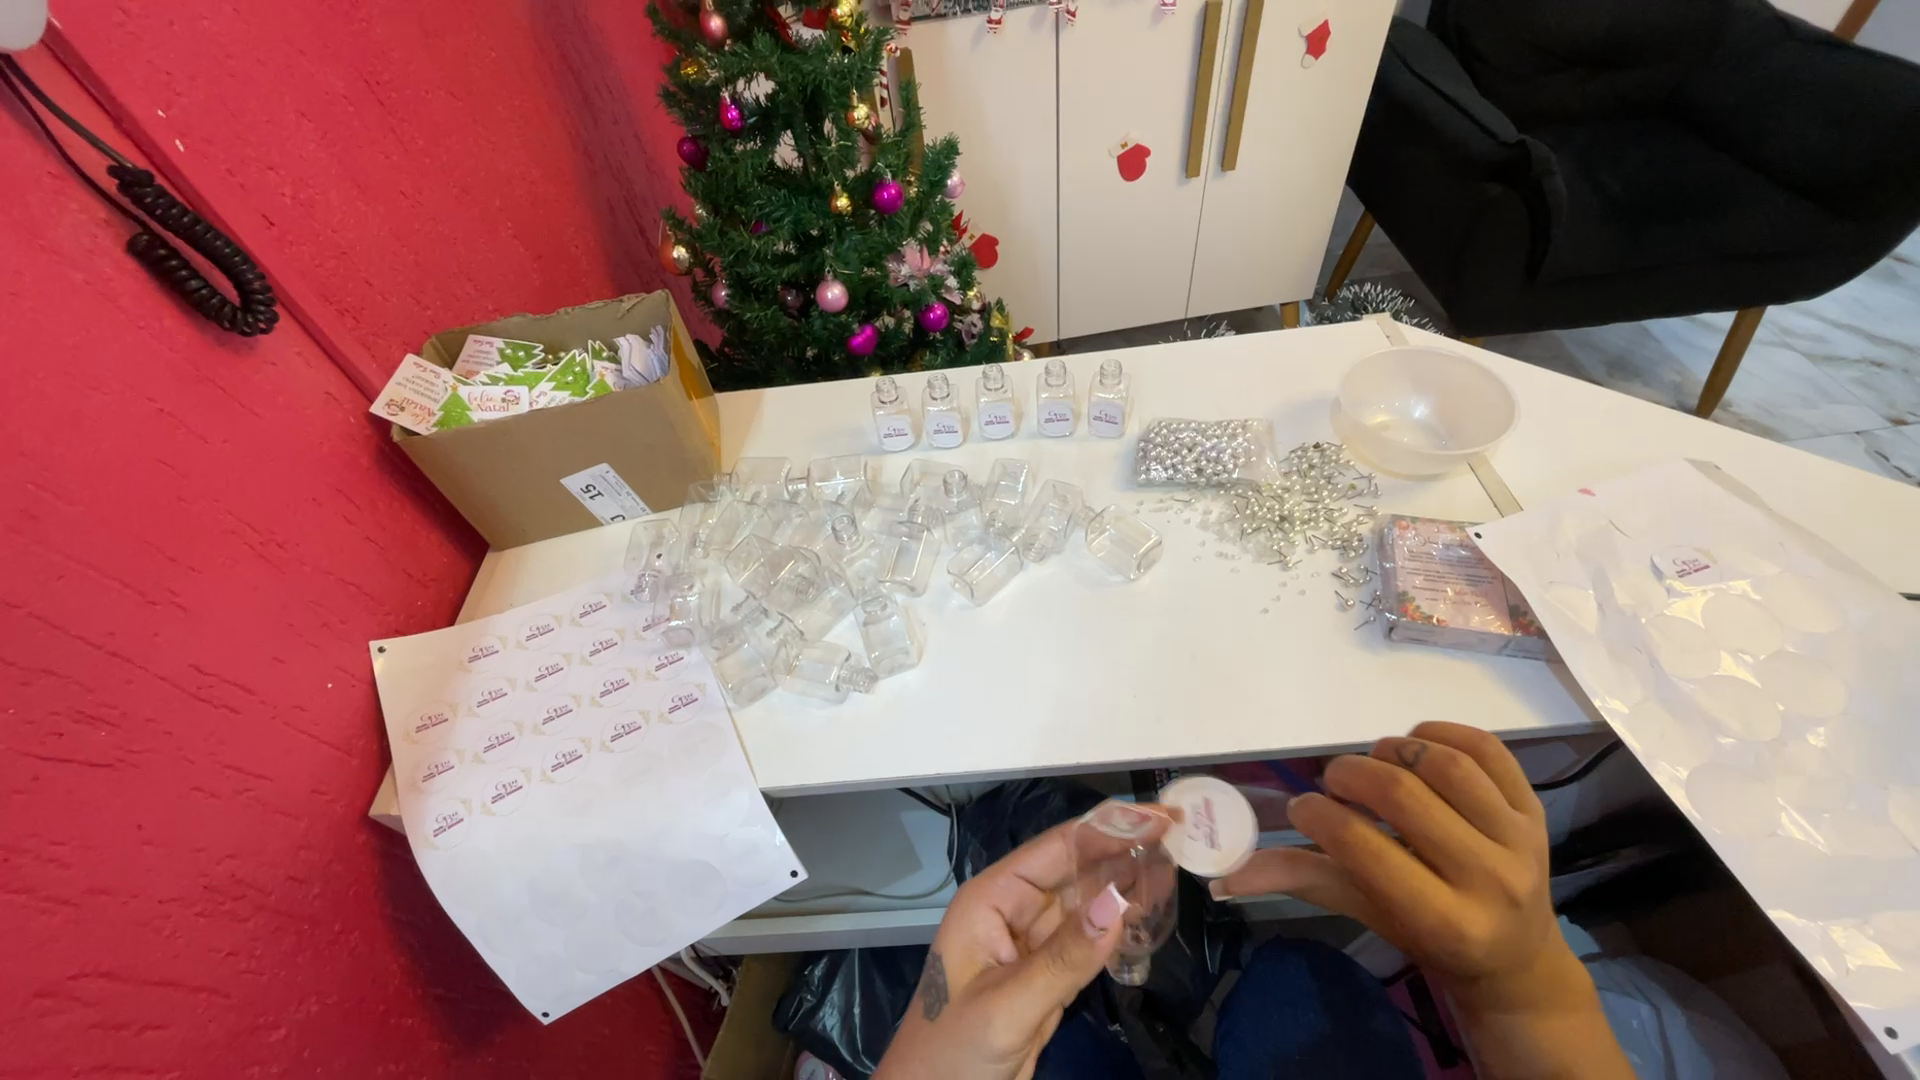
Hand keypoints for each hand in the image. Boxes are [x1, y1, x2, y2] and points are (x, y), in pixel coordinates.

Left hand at [874, 804, 1169, 1079]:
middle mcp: (1013, 909)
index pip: (1057, 849)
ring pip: (1085, 903)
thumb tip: (1118, 902)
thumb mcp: (1006, 1006)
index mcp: (993, 898)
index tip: (1156, 819)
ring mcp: (1030, 943)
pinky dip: (1116, 929)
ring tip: (1173, 870)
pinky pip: (1087, 941)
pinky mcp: (1046, 975)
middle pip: (1075, 870)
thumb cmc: (952, 1050)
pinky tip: (1146, 917)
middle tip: (1179, 841)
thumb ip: (1063, 958)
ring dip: (1124, 888)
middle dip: (1123, 853)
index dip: (1107, 829)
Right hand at [1213, 722, 1629, 1079]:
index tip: (1303, 807)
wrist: (1515, 953)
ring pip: (1445, 765)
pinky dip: (1441, 732)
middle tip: (1334, 782)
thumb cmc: (1424, 932)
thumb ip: (1299, 880)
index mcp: (1442, 919)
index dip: (1319, 815)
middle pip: (1402, 795)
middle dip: (1349, 776)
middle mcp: (1490, 880)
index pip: (1363, 845)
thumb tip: (1225, 875)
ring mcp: (1520, 840)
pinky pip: (1488, 750)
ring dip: (1393, 751)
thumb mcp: (1363, 911)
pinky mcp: (1535, 810)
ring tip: (1374, 763)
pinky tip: (1415, 745)